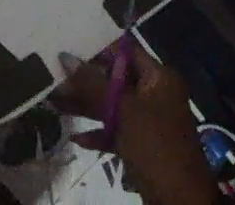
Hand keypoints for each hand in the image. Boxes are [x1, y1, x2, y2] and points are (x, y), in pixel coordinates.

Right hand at [54, 49, 212, 204]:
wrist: (181, 202)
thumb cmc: (155, 145)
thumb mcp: (124, 111)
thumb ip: (93, 84)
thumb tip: (65, 56)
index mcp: (159, 78)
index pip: (126, 52)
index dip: (99, 48)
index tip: (69, 45)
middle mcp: (155, 94)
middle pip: (115, 79)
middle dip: (85, 80)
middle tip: (54, 76)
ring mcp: (148, 121)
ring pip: (112, 106)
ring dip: (85, 105)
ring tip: (53, 102)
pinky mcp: (141, 145)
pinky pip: (115, 131)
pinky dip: (98, 132)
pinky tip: (76, 138)